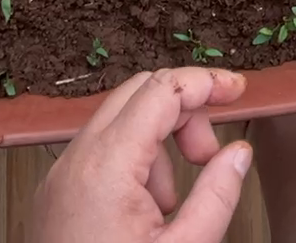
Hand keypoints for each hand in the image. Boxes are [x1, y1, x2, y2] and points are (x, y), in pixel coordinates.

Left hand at [30, 68, 253, 242]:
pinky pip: (102, 150)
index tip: (240, 90)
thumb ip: (216, 194)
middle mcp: (76, 159)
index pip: (164, 89)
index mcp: (106, 165)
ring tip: (174, 202)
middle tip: (210, 153)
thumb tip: (238, 153)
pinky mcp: (55, 196)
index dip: (207, 83)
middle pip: (139, 92)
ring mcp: (60, 176)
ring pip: (121, 119)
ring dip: (160, 138)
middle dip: (184, 109)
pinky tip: (148, 211)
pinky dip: (135, 159)